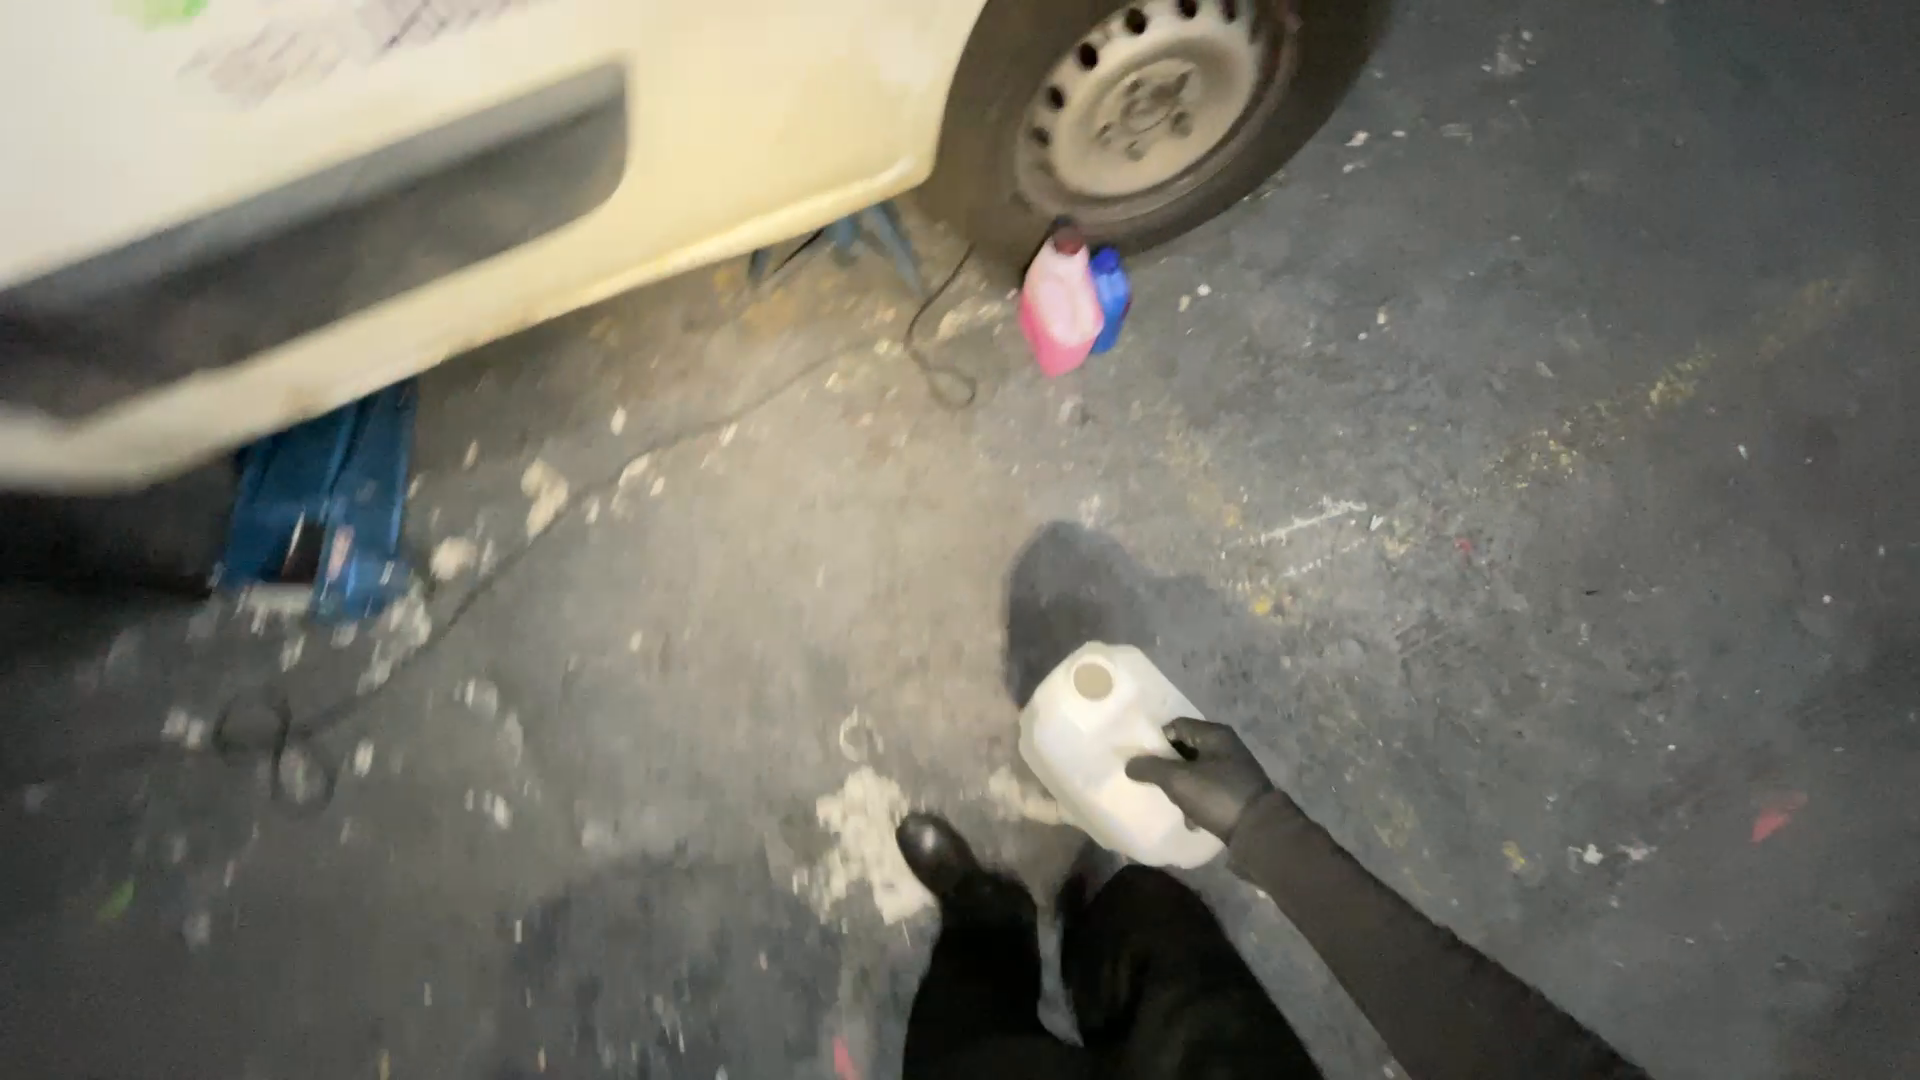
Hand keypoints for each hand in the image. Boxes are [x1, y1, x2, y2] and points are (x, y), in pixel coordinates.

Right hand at [1125, 717, 1275, 841]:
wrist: (1261, 833)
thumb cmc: (1218, 796)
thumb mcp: (1178, 780)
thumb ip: (1151, 768)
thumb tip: (1129, 764)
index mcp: (1214, 735)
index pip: (1176, 725)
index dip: (1157, 740)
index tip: (1144, 758)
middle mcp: (1226, 747)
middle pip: (1185, 749)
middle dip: (1168, 766)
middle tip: (1154, 780)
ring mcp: (1234, 771)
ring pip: (1195, 771)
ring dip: (1182, 786)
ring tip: (1173, 802)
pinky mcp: (1237, 793)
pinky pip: (1208, 790)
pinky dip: (1197, 801)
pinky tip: (1191, 819)